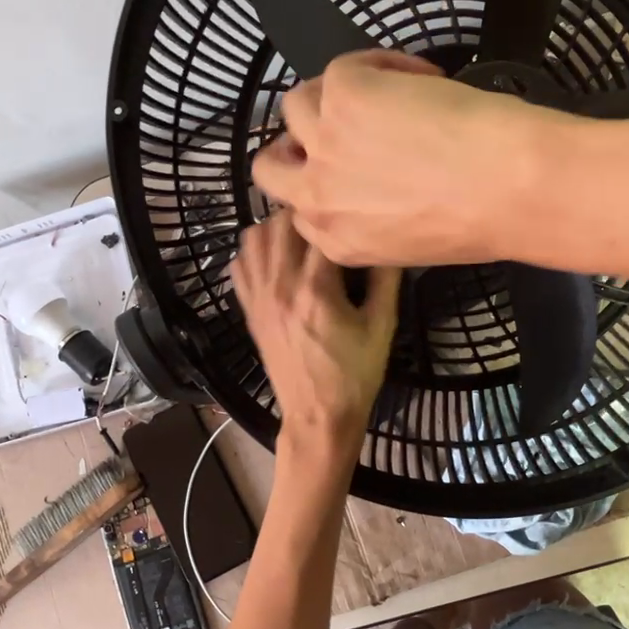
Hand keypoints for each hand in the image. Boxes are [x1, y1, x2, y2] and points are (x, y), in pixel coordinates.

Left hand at [228, 212, 400, 458]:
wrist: (318, 416)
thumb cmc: (354, 374)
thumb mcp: (382, 325)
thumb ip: (385, 278)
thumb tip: (389, 238)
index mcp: (315, 289)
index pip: (317, 226)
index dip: (334, 212)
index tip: (349, 213)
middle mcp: (279, 286)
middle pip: (279, 223)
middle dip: (304, 213)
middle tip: (327, 220)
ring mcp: (259, 298)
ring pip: (254, 238)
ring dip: (276, 227)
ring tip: (301, 236)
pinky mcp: (249, 311)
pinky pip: (240, 265)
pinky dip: (255, 252)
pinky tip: (278, 259)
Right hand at [250, 49, 575, 266]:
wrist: (512, 187)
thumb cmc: (485, 223)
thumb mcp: (414, 244)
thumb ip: (378, 221)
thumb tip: (385, 185)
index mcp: (338, 241)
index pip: (299, 211)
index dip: (319, 183)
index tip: (346, 169)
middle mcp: (319, 199)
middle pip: (270, 165)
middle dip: (296, 144)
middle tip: (338, 126)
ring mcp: (324, 144)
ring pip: (295, 105)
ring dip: (333, 96)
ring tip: (385, 94)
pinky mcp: (343, 95)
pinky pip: (345, 64)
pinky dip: (382, 65)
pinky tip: (421, 79)